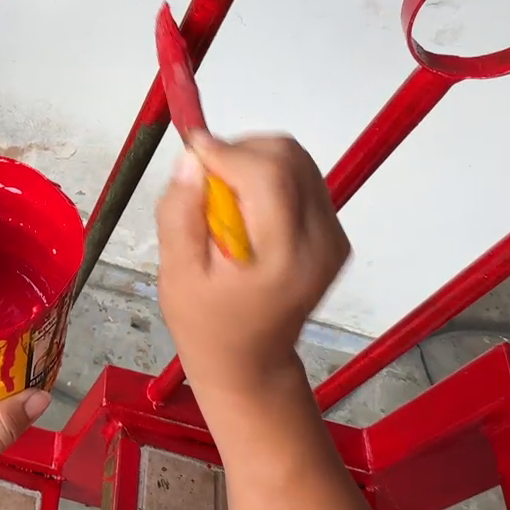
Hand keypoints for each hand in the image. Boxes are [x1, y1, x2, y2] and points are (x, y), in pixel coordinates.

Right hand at [156, 133, 349, 392]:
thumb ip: (180, 215)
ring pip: (296, 160)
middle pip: (287, 158)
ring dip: (252, 162)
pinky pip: (301, 177)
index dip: (226, 152)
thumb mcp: (176, 274)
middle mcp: (320, 242)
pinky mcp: (334, 232)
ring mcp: (333, 236)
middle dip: (239, 152)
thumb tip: (191, 159)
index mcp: (282, 259)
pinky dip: (266, 176)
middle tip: (203, 179)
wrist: (248, 359)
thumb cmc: (204, 322)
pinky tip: (243, 209)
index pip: (268, 176)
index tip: (192, 149)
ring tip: (221, 197)